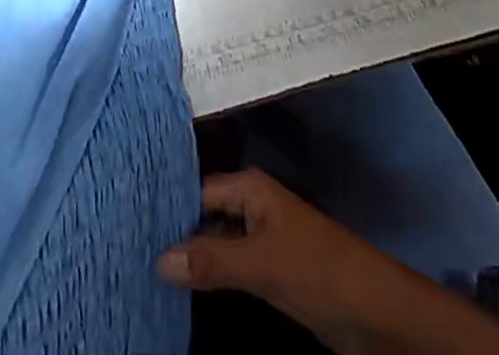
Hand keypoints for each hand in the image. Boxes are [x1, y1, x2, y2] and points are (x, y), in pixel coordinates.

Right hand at [157, 169, 498, 354]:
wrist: (372, 310)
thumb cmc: (317, 270)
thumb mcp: (261, 265)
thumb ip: (211, 260)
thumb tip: (159, 259)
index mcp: (251, 189)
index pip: (197, 190)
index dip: (165, 206)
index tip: (126, 220)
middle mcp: (252, 207)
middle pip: (202, 214)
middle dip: (172, 231)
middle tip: (127, 245)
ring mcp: (259, 238)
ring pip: (213, 241)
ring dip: (188, 255)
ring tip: (142, 266)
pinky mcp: (266, 268)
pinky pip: (226, 264)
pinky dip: (205, 273)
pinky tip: (179, 286)